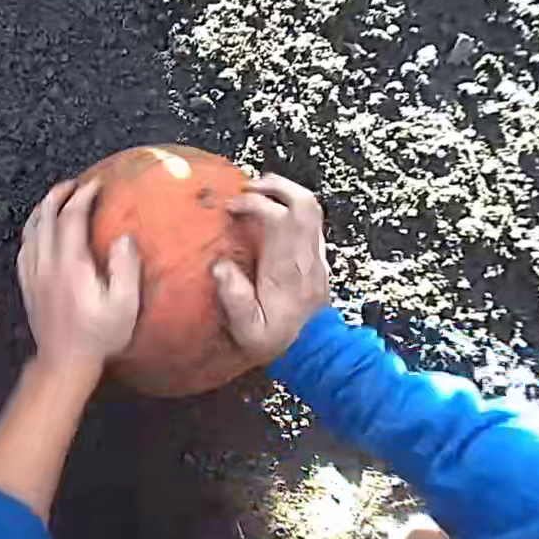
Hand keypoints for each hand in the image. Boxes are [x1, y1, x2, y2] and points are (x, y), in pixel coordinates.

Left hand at [18, 180, 141, 373]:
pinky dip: (31, 232)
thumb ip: (125, 269)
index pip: (71, 218)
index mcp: (71, 265)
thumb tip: (124, 238)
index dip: (83, 196)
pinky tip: (39, 231)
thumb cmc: (98, 336)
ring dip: (42, 209)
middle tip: (74, 184)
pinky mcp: (28, 285)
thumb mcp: (124, 306)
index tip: (96, 184)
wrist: (64, 362)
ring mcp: (34, 275)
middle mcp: (47, 265)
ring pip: (30, 230)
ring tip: (56, 199)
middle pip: (45, 217)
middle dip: (58, 194)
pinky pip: (24, 249)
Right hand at [213, 174, 330, 362]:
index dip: (252, 204)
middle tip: (246, 187)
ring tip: (257, 192)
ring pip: (311, 207)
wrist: (314, 352)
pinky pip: (311, 220)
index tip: (230, 208)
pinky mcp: (319, 257)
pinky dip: (291, 206)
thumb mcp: (248, 329)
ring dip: (284, 192)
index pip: (277, 218)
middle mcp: (306, 256)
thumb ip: (234, 298)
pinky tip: (272, 213)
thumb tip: (219, 266)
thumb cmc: (275, 339)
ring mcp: (317, 255)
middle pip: (303, 202)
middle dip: (273, 186)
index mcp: (286, 268)